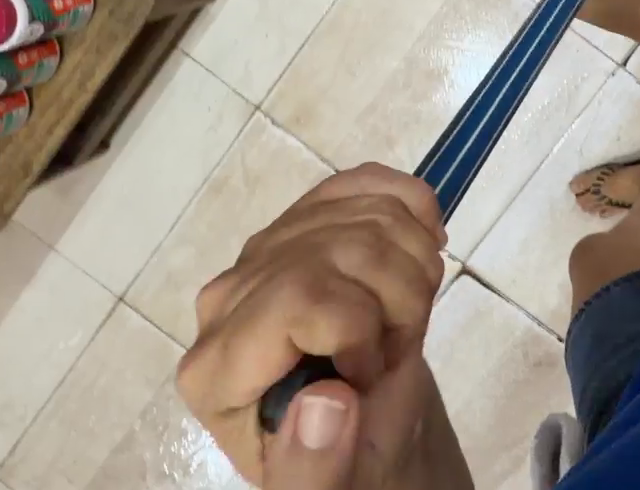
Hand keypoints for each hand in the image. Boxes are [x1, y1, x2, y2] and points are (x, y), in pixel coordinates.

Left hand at [177, 164, 457, 488]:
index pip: (298, 296)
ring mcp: (270, 245)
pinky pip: (368, 178)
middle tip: (396, 348)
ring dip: (415, 264)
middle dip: (399, 298)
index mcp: (217, 366)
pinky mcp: (310, 214)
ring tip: (404, 315)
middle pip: (343, 246)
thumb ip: (315, 468)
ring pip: (369, 211)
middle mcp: (230, 295)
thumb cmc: (345, 460)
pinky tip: (422, 245)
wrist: (364, 423)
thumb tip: (327, 401)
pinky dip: (414, 206)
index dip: (358, 326)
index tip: (373, 372)